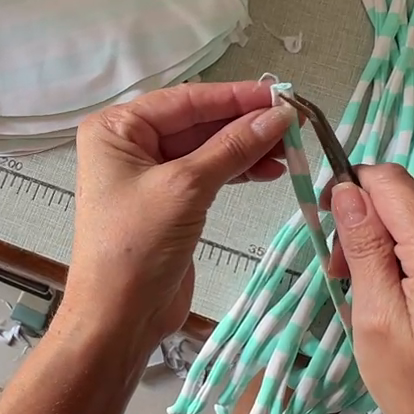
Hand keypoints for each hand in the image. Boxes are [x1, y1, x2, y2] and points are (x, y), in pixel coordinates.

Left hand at [65, 81, 293, 356]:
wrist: (118, 317)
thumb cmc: (138, 245)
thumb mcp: (186, 187)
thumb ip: (233, 148)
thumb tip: (279, 116)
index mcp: (117, 128)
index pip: (185, 100)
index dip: (236, 97)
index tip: (283, 95)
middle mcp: (129, 144)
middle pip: (196, 122)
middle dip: (244, 124)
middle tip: (295, 125)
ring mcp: (148, 174)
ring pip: (206, 148)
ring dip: (247, 148)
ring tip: (291, 150)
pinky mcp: (168, 202)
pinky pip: (207, 173)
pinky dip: (237, 170)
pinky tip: (269, 170)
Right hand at [328, 164, 413, 413]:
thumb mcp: (375, 317)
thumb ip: (364, 247)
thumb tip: (346, 189)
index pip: (392, 182)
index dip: (351, 189)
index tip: (327, 225)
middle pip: (404, 198)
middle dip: (364, 223)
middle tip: (342, 274)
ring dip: (382, 241)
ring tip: (367, 289)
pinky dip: (405, 253)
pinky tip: (395, 291)